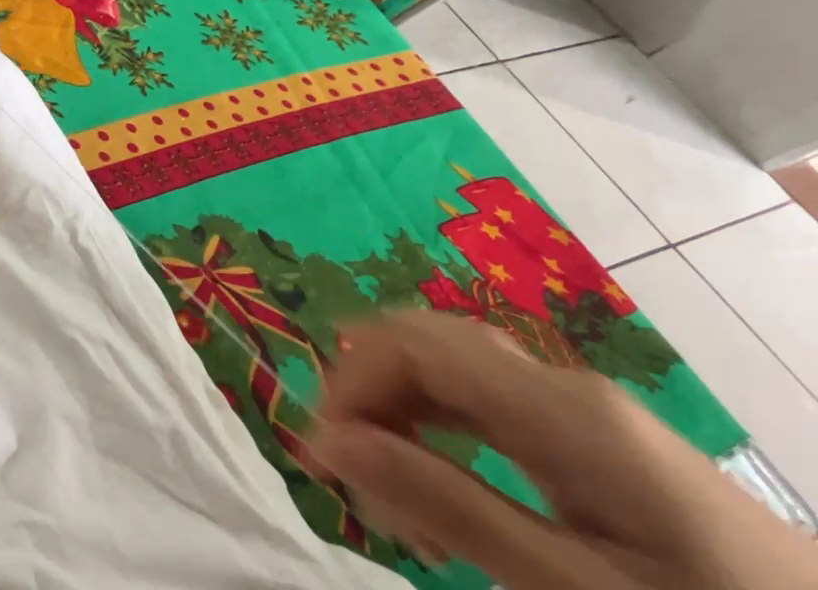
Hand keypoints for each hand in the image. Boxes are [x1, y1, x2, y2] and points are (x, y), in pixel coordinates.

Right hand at [310, 311, 817, 589]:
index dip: (349, 380)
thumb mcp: (565, 583)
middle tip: (357, 483)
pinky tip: (439, 493)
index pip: (412, 341)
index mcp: (557, 408)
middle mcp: (557, 386)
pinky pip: (480, 405)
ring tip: (397, 505)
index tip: (326, 458)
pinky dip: (436, 436)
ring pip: (445, 373)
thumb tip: (329, 438)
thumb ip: (444, 502)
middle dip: (367, 400)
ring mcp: (573, 407)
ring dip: (398, 422)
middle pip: (422, 345)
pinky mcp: (582, 434)